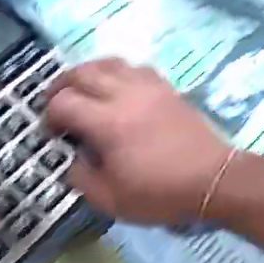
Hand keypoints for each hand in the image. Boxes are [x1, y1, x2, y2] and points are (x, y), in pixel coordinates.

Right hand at [43, 58, 233, 225]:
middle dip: (62, 85)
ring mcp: (151, 88)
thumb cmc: (161, 193)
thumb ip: (82, 175)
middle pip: (83, 72)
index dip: (49, 115)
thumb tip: (74, 156)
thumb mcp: (110, 199)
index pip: (63, 102)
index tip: (54, 133)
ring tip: (84, 90)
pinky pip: (137, 68)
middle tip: (57, 103)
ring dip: (90, 72)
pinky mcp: (169, 89)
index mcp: (107, 122)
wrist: (214, 179)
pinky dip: (120, 72)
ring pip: (111, 63)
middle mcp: (127, 95)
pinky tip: (119, 89)